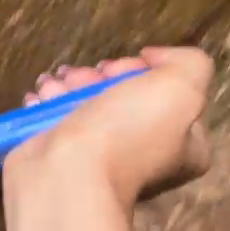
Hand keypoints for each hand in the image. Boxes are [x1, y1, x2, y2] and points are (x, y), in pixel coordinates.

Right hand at [4, 47, 212, 208]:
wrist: (67, 173)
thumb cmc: (125, 134)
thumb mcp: (180, 90)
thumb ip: (188, 63)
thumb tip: (154, 57)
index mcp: (182, 143)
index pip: (161, 90)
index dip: (138, 70)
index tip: (118, 72)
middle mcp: (144, 149)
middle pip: (119, 91)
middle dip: (95, 76)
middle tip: (82, 80)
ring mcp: (100, 153)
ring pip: (83, 99)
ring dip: (65, 84)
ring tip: (54, 89)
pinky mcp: (62, 152)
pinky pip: (54, 113)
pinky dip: (45, 101)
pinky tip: (41, 100)